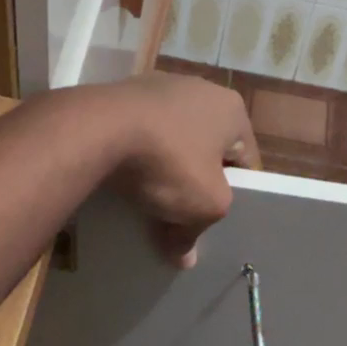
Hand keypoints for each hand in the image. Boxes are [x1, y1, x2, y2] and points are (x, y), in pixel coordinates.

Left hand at [94, 72, 257, 266]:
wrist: (102, 130)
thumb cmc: (171, 163)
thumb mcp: (203, 208)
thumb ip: (198, 232)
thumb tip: (184, 258)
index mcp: (232, 110)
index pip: (245, 161)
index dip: (236, 195)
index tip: (217, 219)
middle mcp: (201, 89)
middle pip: (207, 150)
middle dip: (197, 182)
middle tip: (186, 215)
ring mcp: (160, 87)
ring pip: (173, 142)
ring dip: (167, 169)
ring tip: (153, 200)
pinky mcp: (124, 93)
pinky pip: (141, 134)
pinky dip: (138, 156)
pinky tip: (127, 179)